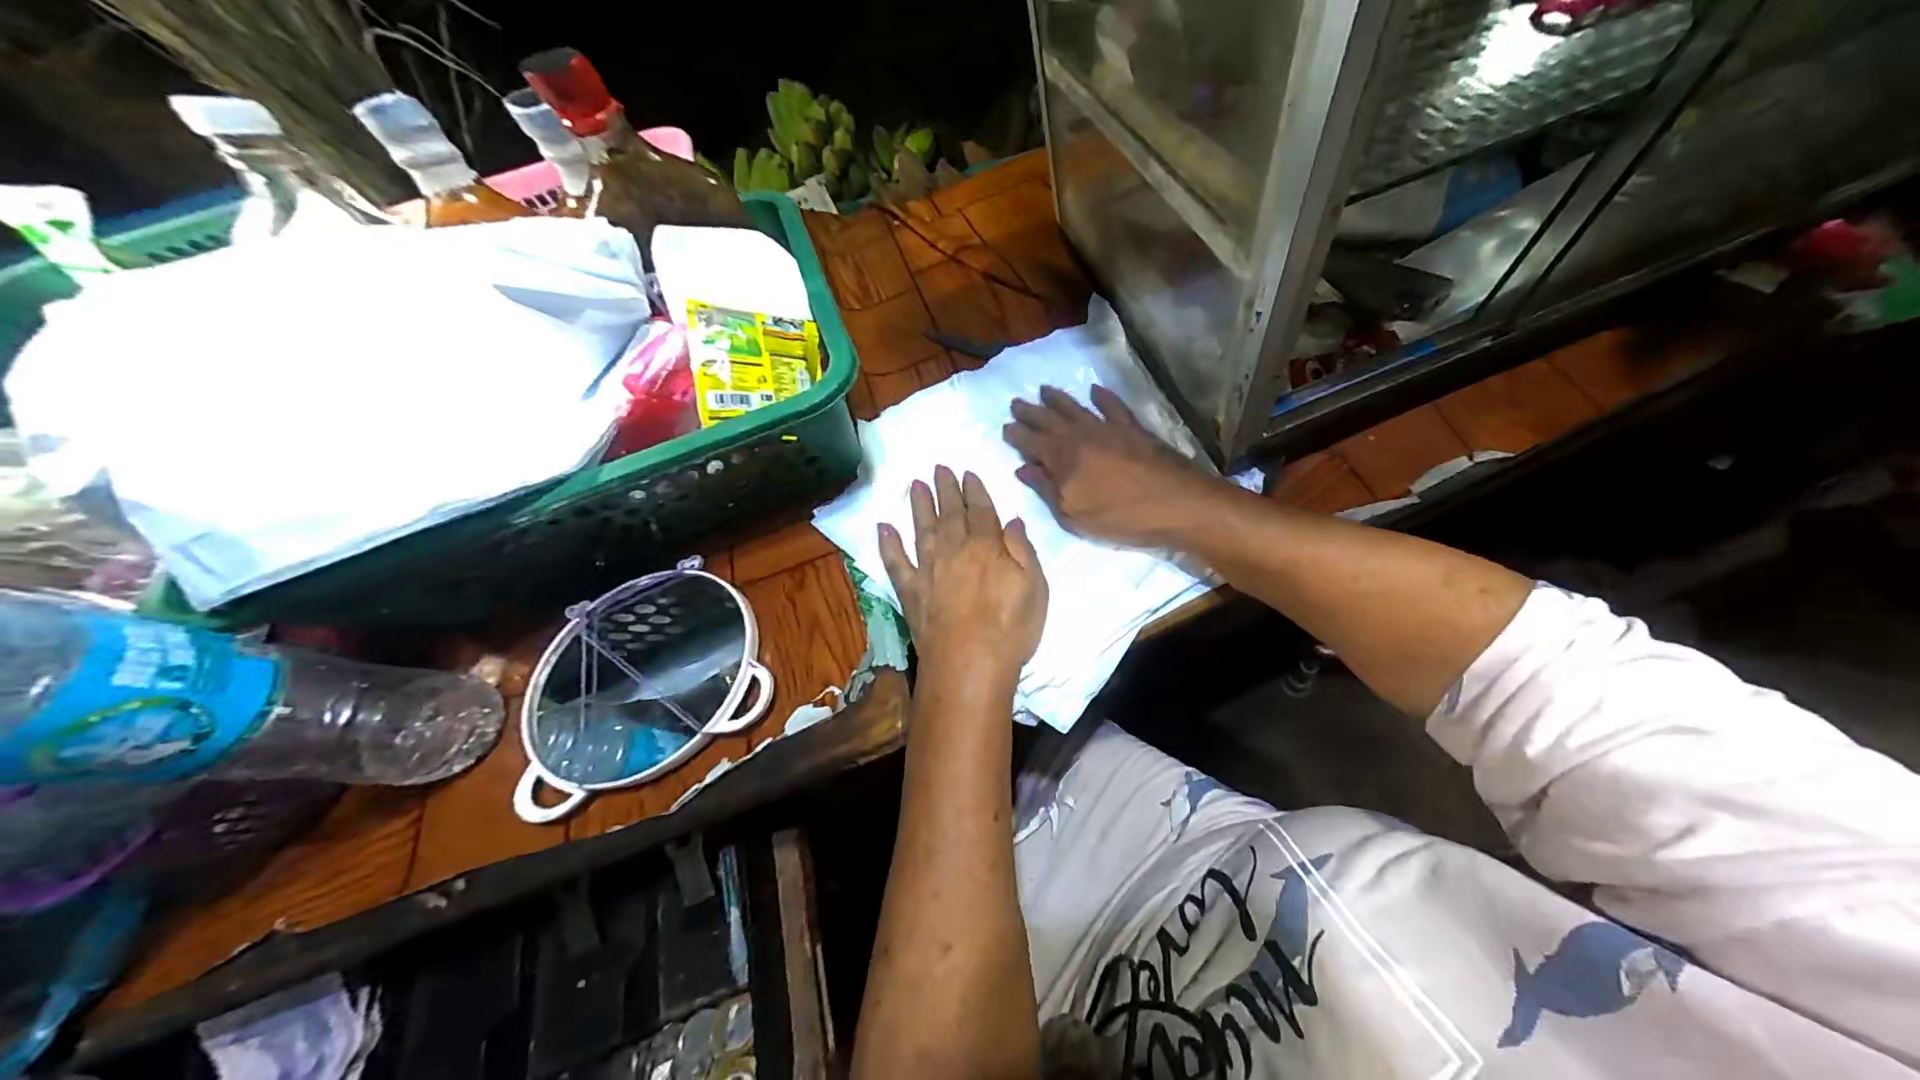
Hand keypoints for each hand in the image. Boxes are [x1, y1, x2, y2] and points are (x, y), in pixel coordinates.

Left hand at [878, 466, 1048, 682]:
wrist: (968, 665)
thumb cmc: (1010, 629)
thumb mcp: (1034, 587)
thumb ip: (1023, 550)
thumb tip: (1012, 519)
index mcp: (987, 546)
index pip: (981, 510)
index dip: (974, 490)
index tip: (967, 473)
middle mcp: (954, 550)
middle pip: (949, 513)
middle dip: (945, 489)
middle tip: (939, 468)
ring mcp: (928, 569)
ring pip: (922, 528)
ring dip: (918, 505)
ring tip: (915, 485)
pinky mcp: (910, 592)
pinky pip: (896, 562)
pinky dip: (888, 544)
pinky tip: (883, 528)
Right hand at [1003, 385, 1229, 547]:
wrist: (1177, 504)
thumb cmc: (1119, 518)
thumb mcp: (1073, 515)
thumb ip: (1046, 490)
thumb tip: (1023, 469)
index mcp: (1062, 458)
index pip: (1031, 442)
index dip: (1016, 434)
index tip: (1004, 426)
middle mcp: (1081, 435)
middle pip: (1050, 419)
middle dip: (1031, 411)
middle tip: (1016, 402)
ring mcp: (1109, 428)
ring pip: (1077, 408)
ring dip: (1058, 398)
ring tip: (1044, 389)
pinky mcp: (1134, 429)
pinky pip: (1114, 406)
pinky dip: (1103, 397)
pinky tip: (1095, 390)